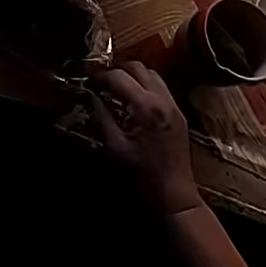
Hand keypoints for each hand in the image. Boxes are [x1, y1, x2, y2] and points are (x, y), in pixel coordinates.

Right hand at [87, 62, 201, 215]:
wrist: (175, 199)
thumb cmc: (141, 177)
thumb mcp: (114, 147)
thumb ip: (100, 116)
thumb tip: (88, 96)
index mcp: (146, 107)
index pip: (118, 76)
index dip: (99, 77)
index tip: (87, 83)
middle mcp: (163, 99)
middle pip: (137, 67)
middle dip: (116, 70)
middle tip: (100, 82)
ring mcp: (174, 106)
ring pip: (151, 74)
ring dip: (132, 75)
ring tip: (114, 88)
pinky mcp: (178, 114)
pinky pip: (160, 87)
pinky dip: (144, 85)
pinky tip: (132, 100)